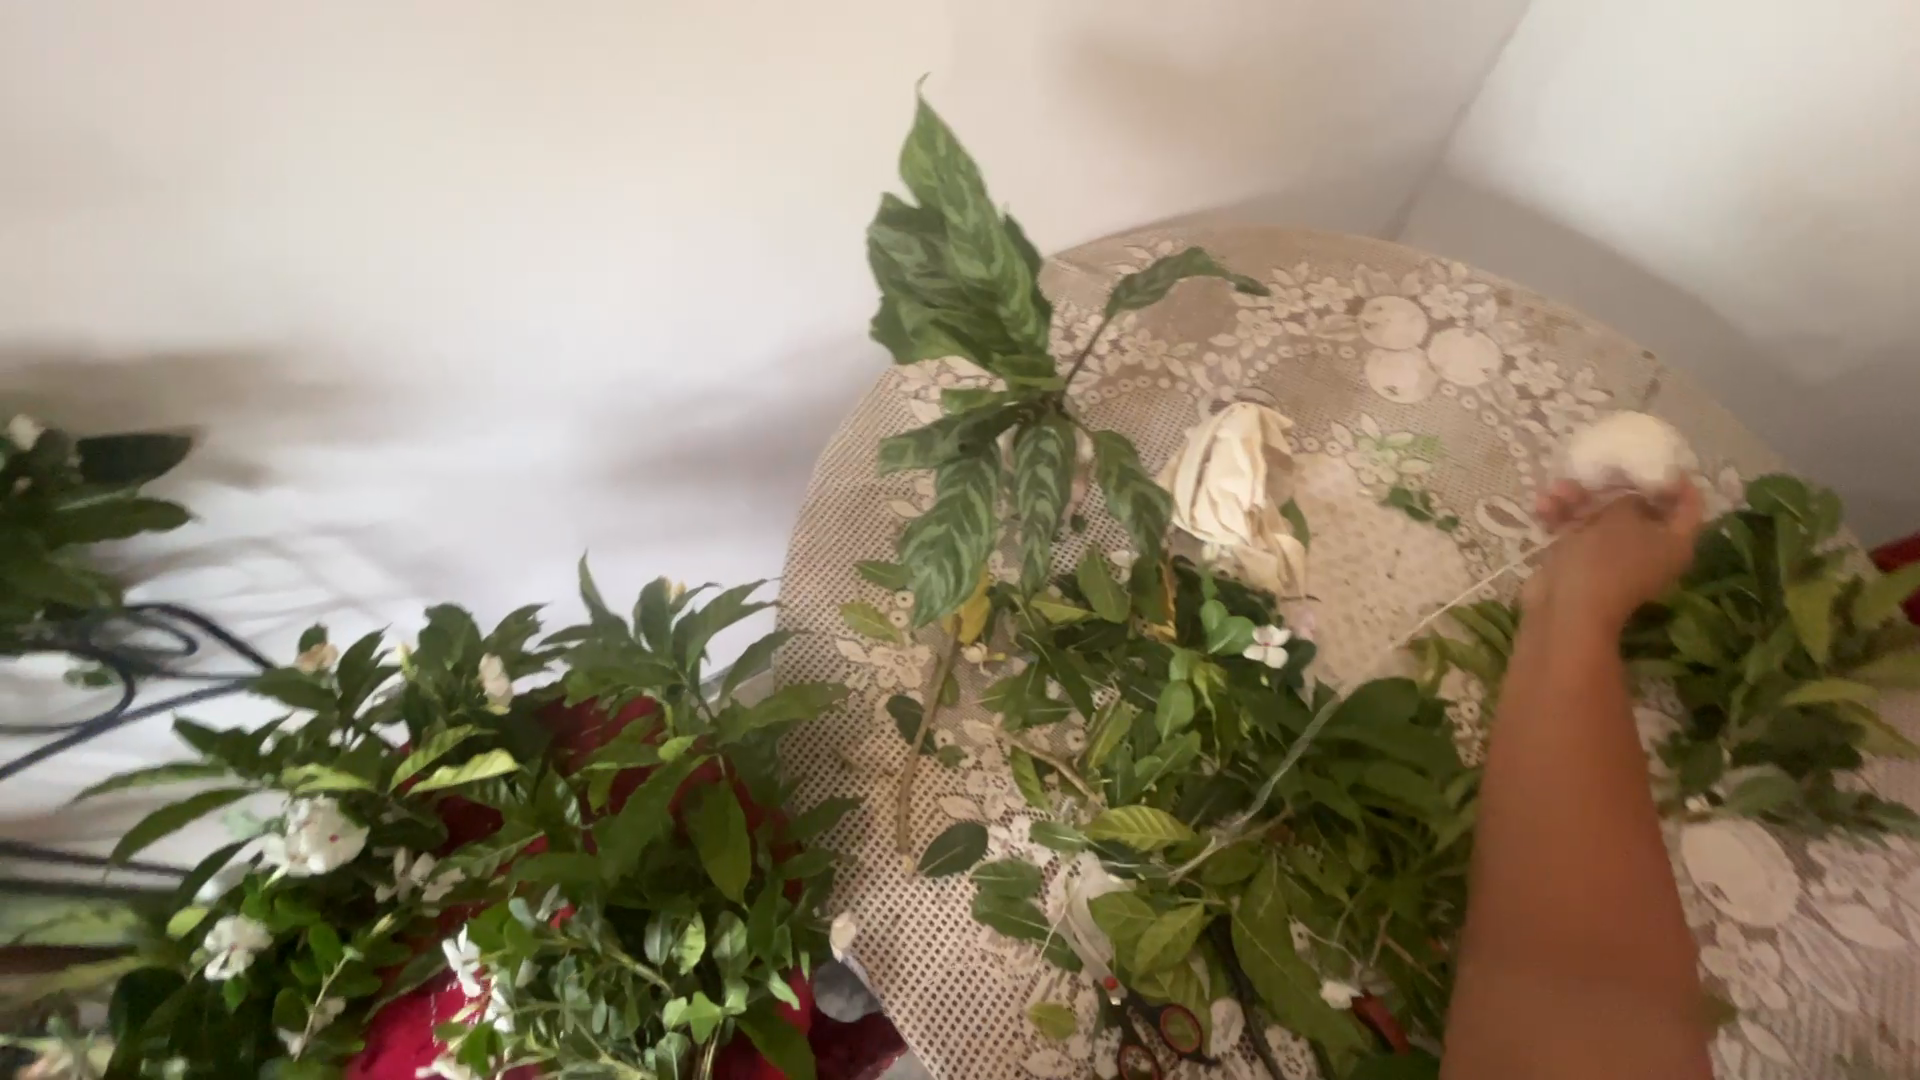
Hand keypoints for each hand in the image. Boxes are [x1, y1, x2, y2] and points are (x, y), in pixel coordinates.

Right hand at [1527, 479, 1703, 632]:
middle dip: (1610, 487)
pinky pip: (1574, 532)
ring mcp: (1611, 556)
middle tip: (1594, 471)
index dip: (1675, 482)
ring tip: (1555, 489)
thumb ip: (1630, 499)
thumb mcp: (1623, 519)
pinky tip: (1541, 506)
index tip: (1654, 461)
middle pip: (1636, 509)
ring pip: (1598, 518)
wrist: (1566, 607)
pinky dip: (1560, 518)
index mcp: (1675, 542)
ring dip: (1576, 501)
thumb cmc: (1606, 561)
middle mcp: (1648, 549)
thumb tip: (1630, 496)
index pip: (1688, 506)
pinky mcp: (1579, 561)